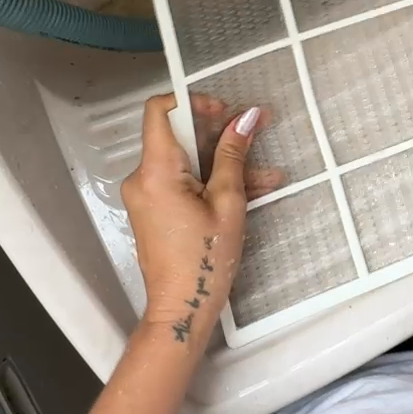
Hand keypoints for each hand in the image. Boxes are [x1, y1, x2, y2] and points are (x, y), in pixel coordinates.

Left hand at [120, 95, 259, 349]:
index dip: (193, 102)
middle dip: (222, 133)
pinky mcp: (158, 208)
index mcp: (156, 170)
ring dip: (227, 161)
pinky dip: (216, 180)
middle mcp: (144, 177)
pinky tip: (255, 188)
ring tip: (268, 171)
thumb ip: (234, 154)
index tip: (223, 112)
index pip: (160, 110)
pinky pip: (186, 180)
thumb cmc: (205, 257)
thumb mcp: (228, 201)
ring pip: (190, 160)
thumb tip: (247, 115)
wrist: (180, 311)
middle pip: (180, 135)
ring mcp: (149, 193)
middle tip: (257, 134)